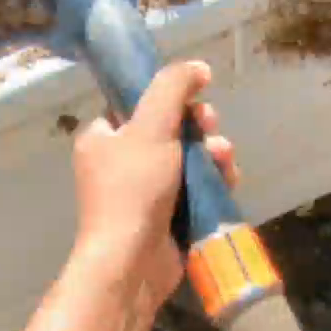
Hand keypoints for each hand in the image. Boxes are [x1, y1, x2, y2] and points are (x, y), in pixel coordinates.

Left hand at [70, 60, 239, 308]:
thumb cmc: (133, 190)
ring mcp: (144, 196)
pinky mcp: (167, 220)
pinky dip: (213, 183)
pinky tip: (228, 180)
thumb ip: (172, 87)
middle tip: (210, 128)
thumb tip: (197, 68)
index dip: (167, 98)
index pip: (134, 106)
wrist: (131, 262)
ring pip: (187, 161)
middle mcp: (119, 167)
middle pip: (169, 132)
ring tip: (223, 158)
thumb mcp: (150, 125)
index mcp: (102, 140)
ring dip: (211, 154)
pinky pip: (195, 192)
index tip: (192, 97)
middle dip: (198, 127)